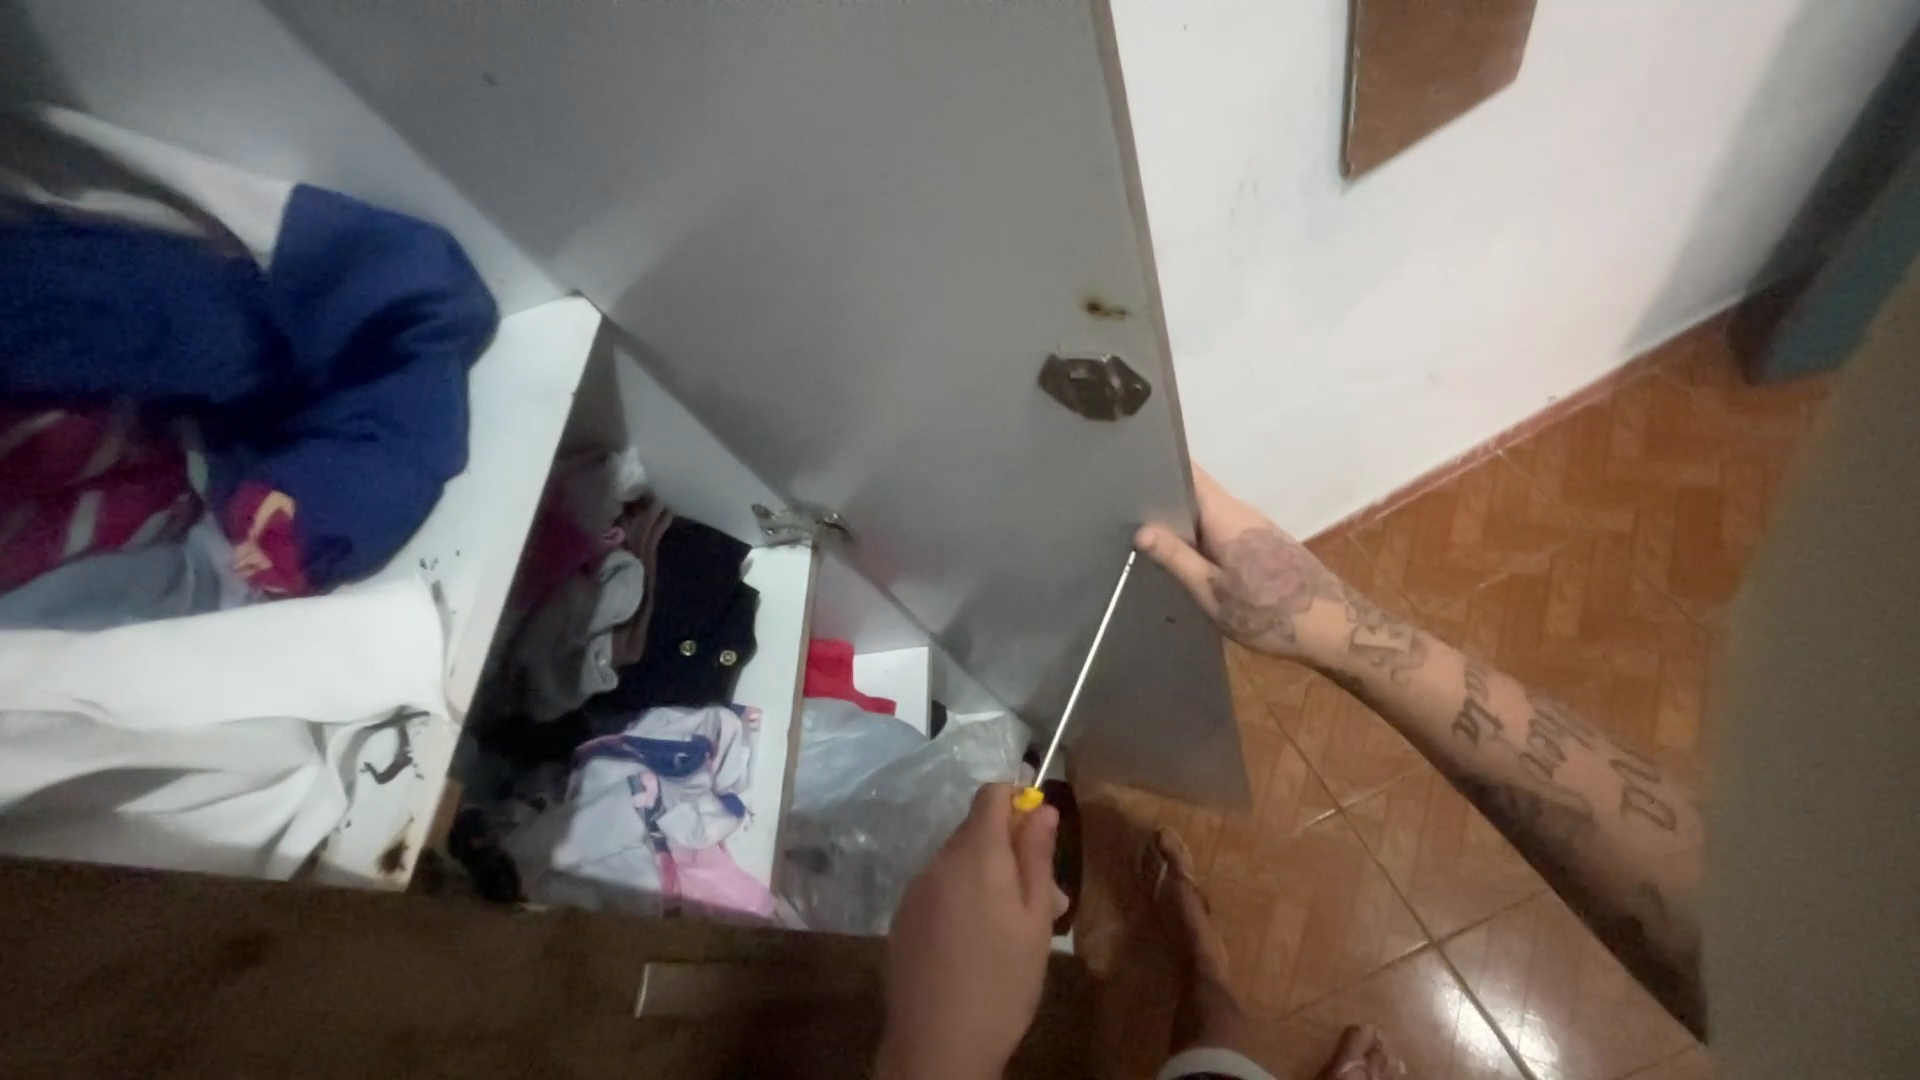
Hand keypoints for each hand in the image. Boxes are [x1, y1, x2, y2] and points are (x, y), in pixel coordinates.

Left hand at [877, 784, 1067, 1079]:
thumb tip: (1042, 808)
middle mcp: (939, 860)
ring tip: (1009, 929)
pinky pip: (938, 888)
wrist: (936, 1046)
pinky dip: (959, 898)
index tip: (1037, 835)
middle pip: (975, 830)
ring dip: (985, 876)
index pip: (990, 794)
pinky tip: (974, 944)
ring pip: (957, 861)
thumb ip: (1037, 856)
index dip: (1017, 802)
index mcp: (975, 853)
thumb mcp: (1035, 919)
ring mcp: (916, 888)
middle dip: (1008, 850)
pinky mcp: (902, 916)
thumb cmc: (1002, 980)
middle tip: (1040, 899)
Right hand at [1136, 466, 1352, 664]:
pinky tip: (1182, 553)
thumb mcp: (1212, 592)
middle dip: (1163, 497)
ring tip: (1143, 530)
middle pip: (1196, 491)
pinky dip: (1199, 534)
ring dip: (1180, 519)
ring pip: (1208, 512)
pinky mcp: (1263, 544)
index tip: (1127, 471)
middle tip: (1123, 510)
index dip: (1160, 465)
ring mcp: (1255, 527)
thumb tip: (1141, 530)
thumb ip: (1177, 559)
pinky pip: (1221, 528)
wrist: (1335, 629)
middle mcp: (1241, 512)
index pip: (1190, 473)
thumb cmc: (1269, 613)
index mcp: (1226, 516)